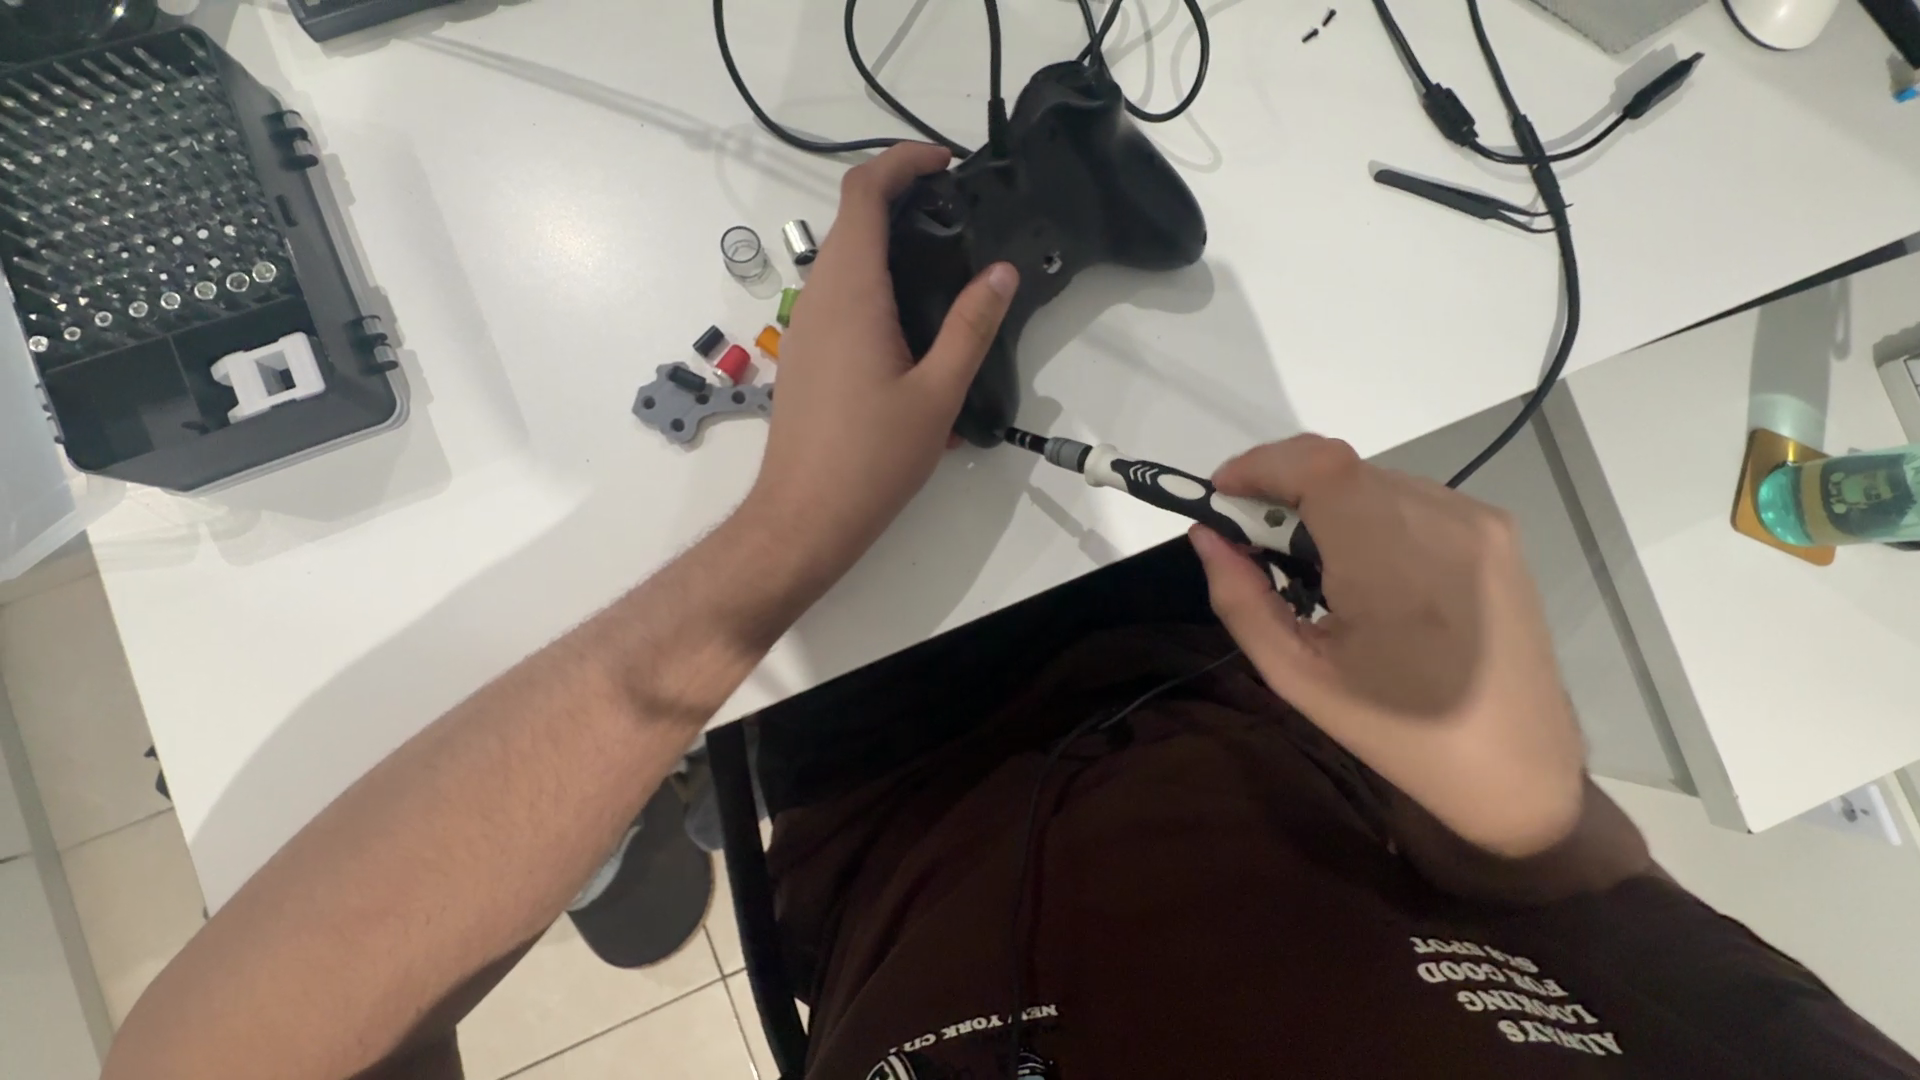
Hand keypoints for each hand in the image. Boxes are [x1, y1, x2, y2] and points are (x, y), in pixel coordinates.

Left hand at [741, 142, 1018, 583]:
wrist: (805, 516)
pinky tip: (912, 326)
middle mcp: (818, 298)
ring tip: (946, 268)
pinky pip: (838, 298)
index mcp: (851, 293)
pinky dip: (873, 285)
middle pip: (852, 221)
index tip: (946, 163)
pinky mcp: (806, 356)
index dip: (902, 162)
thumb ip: (971, 326)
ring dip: (888, 246)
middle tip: (959, 216)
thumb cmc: (871, 459)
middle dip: (902, 201)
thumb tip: (1001, 273)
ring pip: (843, 261)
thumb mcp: (937, 393)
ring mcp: (806, 328)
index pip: (864, 193)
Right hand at [1188, 436, 1585, 858]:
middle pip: (1339, 468)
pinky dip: (1362, 513)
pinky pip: (1406, 497)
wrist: (1518, 769)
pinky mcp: (1496, 532)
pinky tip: (1359, 569)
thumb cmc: (1398, 732)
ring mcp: (1480, 522)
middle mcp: (1446, 522)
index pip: (1318, 466)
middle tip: (1250, 542)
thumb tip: (1205, 536)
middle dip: (1281, 489)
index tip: (1220, 496)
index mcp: (1396, 562)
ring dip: (1321, 501)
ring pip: (1371, 479)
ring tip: (1306, 565)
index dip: (1259, 465)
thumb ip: (1240, 598)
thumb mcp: (1296, 676)